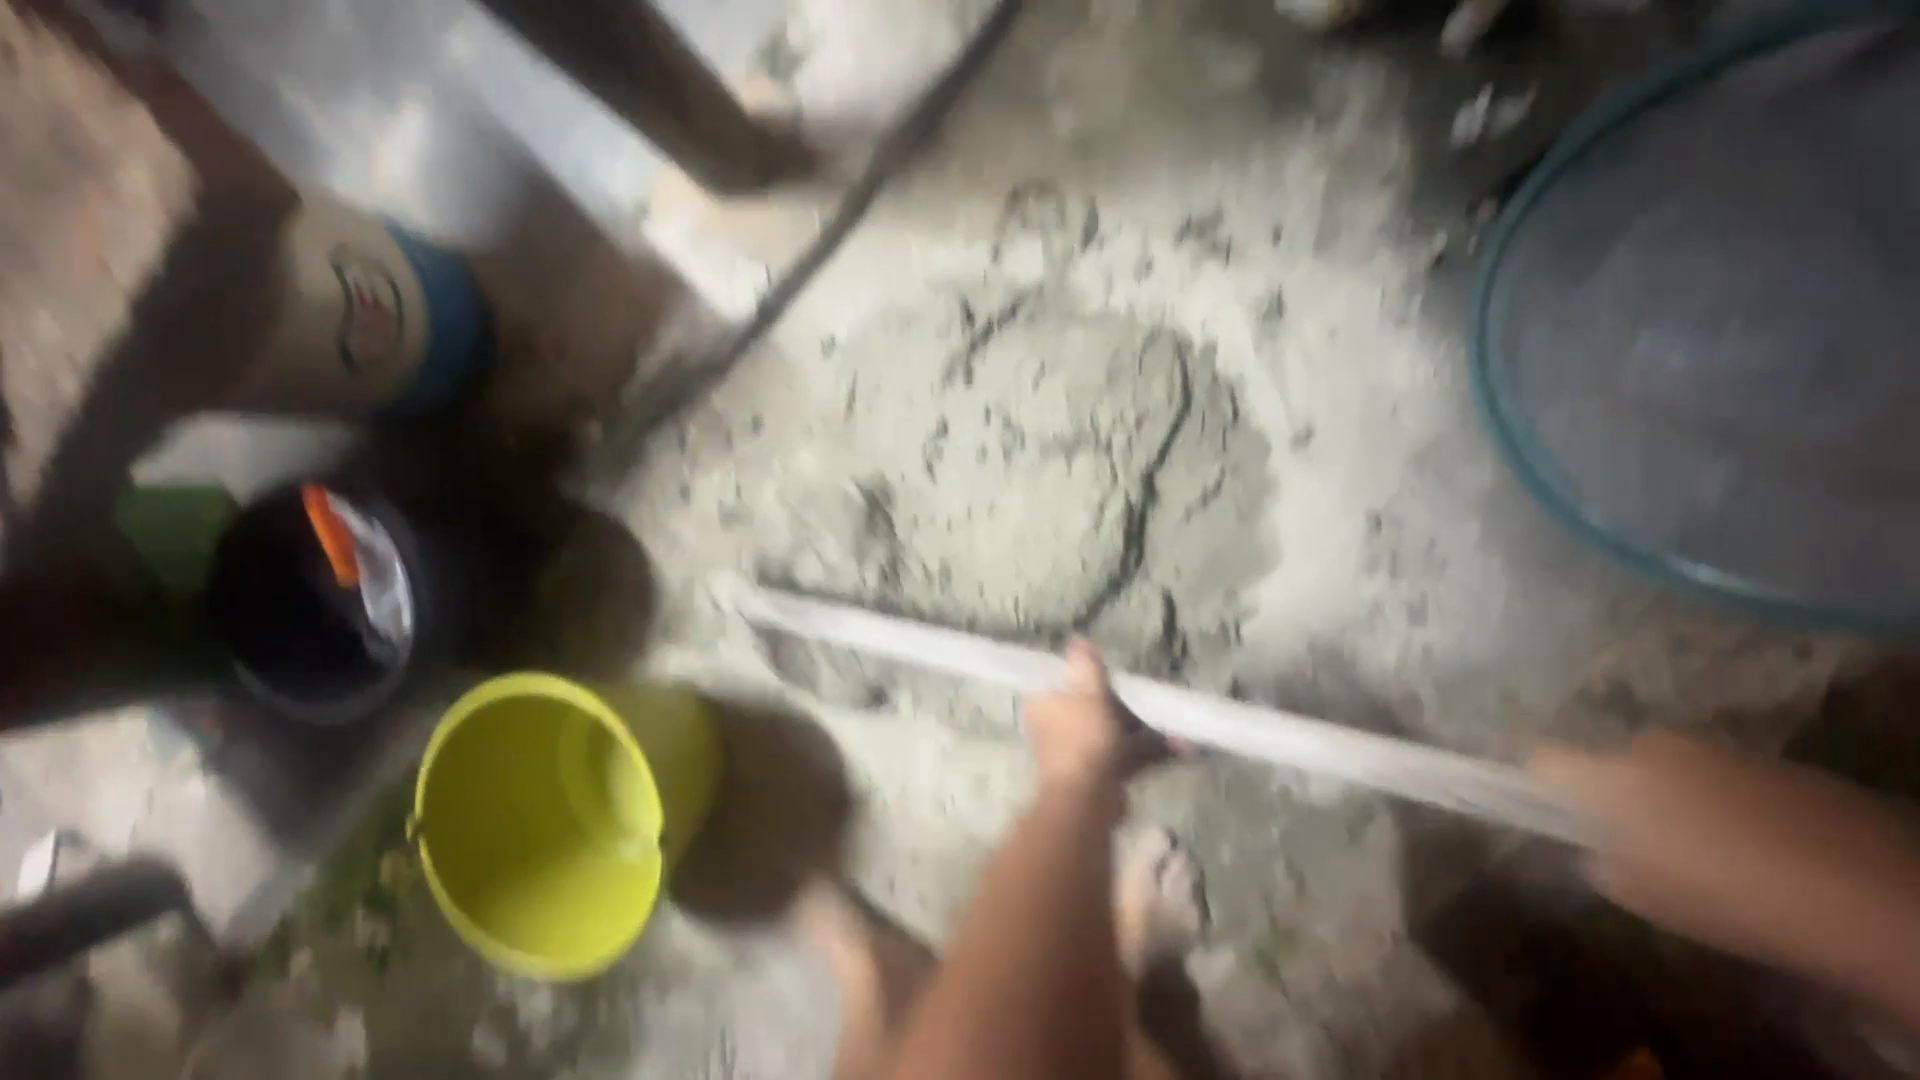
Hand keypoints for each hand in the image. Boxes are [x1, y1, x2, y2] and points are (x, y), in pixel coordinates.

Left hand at [1022, 640, 1175, 793]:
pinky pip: (1126, 756)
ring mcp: (1078, 754)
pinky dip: (1149, 751)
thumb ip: (1085, 665)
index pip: (1058, 682)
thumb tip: (1077, 641)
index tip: (1111, 674)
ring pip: (1113, 733)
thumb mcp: (1086, 691)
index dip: (1083, 676)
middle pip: (1090, 708)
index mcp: (1042, 705)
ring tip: (1177, 725)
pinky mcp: (1100, 775)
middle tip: (1148, 696)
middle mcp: (1054, 729)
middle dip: (1124, 705)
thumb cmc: (1082, 738)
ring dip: (1144, 730)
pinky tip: (1183, 746)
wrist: (1089, 798)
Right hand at [1531, 732, 1919, 992]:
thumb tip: (1594, 847)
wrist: (1877, 896)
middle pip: (1610, 762)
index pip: (1542, 759)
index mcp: (1610, 776)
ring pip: (1669, 768)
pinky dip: (1726, 803)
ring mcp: (1717, 749)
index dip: (1539, 785)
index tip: (1553, 816)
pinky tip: (1759, 847)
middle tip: (1640, 843)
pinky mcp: (1774, 760)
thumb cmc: (1732, 900)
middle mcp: (1653, 747)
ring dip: (1673, 798)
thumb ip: (1599, 861)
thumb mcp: (1644, 896)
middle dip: (1616, 794)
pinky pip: (1723, 776)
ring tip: (1709, 849)